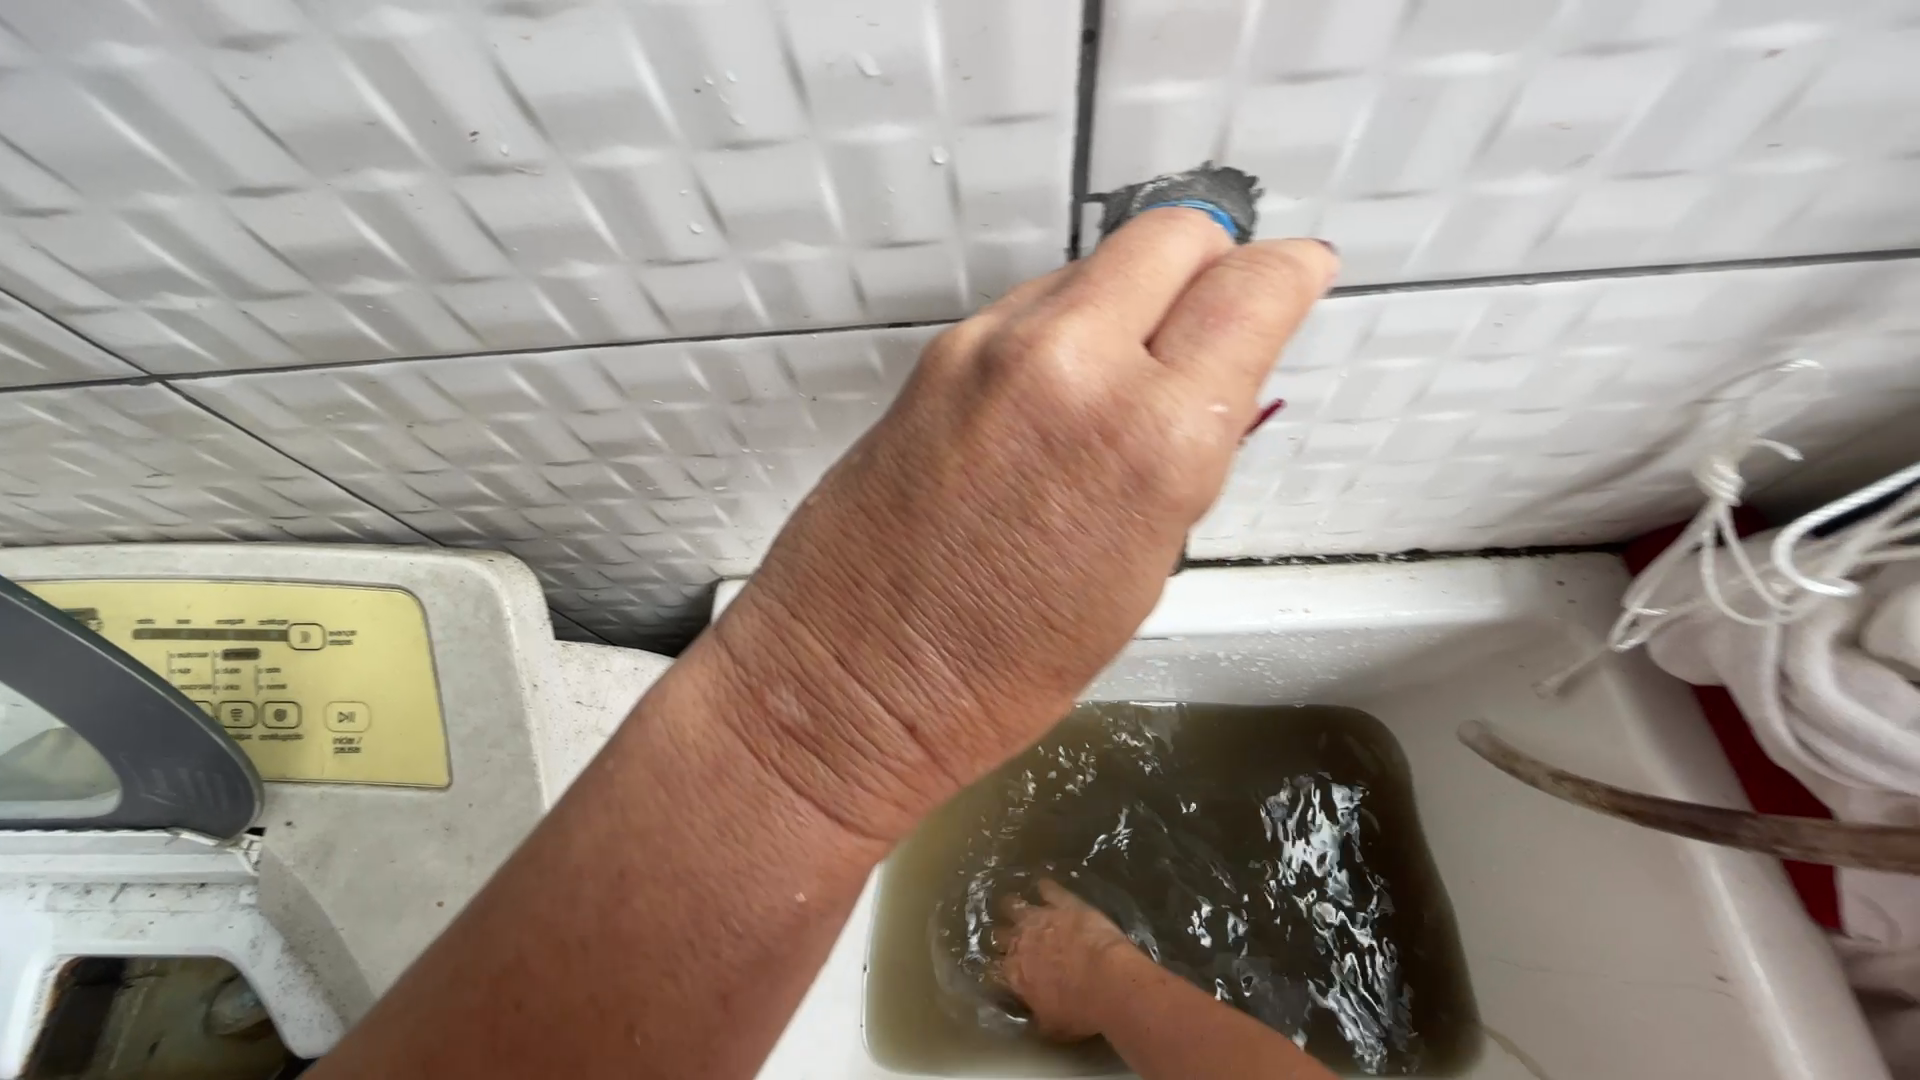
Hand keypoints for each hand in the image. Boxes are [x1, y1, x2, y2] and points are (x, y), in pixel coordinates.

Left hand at [706, 211, 1336, 840]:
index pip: (1252, 291)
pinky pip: (1027, 310)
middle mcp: (1072, 364)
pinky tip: (1049, 399)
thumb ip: (1181, 453)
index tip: (1298, 278)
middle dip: (1210, 264)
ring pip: (1093, 268)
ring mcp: (988, 349)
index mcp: (1152, 438)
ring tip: (1120, 381)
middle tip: (1212, 319)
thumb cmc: (1005, 671)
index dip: (1288, 277)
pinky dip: (1061, 330)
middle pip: (1170, 237)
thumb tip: (1207, 388)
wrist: (851, 679)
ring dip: (1128, 301)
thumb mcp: (1140, 569)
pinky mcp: (933, 358)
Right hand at [991, 879, 1136, 1041]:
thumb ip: (1037, 1014)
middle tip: (1009, 937)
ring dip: (1013, 907)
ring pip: (1015, 906)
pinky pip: (1048, 889)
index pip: (994, 969)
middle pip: (1000, 935)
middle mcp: (1020, 942)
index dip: (998, 969)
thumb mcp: (1052, 1026)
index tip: (1003, 970)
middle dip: (1002, 936)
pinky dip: (1045, 887)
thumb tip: (1033, 1014)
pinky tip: (1044, 885)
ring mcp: (1040, 918)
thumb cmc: (1080, 1010)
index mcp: (1014, 974)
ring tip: (1014, 905)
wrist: (1106, 980)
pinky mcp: (1062, 903)